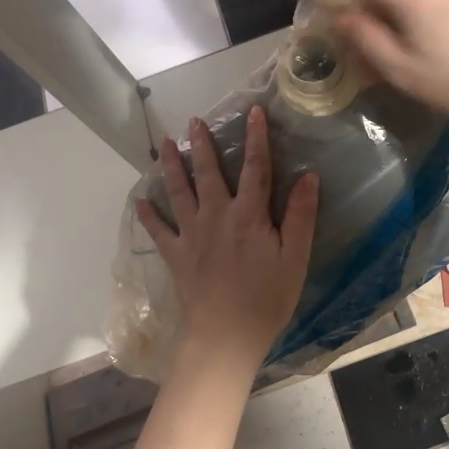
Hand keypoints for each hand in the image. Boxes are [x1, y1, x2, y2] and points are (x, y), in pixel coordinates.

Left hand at [136, 106, 317, 370]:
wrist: (225, 337)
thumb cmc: (266, 299)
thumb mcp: (295, 258)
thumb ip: (300, 216)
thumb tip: (308, 177)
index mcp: (249, 215)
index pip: (256, 168)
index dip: (256, 138)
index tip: (253, 111)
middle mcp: (217, 216)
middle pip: (209, 172)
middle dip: (203, 144)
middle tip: (194, 121)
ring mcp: (191, 235)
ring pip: (180, 192)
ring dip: (173, 166)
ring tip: (166, 145)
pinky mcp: (176, 256)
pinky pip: (158, 231)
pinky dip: (149, 215)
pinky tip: (140, 201)